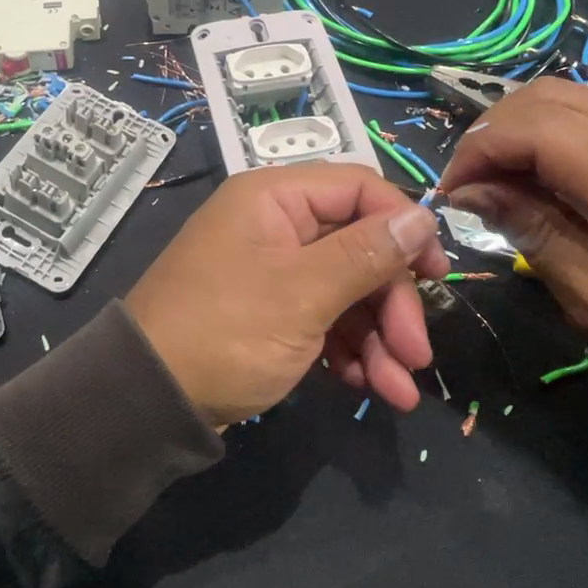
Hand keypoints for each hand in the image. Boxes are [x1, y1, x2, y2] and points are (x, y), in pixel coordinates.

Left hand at [125, 164, 448, 425]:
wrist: (149, 398)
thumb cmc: (226, 332)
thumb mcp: (302, 294)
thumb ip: (366, 254)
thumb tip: (422, 215)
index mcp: (274, 198)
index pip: (359, 189)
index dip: (404, 226)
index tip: (438, 274)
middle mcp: (274, 225)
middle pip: (358, 246)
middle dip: (392, 303)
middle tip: (416, 355)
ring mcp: (271, 272)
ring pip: (345, 290)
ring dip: (378, 338)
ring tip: (399, 391)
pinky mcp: (269, 313)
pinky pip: (322, 319)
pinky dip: (348, 350)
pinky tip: (367, 386)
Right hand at [438, 78, 587, 381]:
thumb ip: (534, 234)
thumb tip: (470, 190)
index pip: (541, 129)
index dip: (481, 150)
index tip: (453, 192)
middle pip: (550, 97)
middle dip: (493, 133)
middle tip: (471, 184)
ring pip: (571, 93)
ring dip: (521, 127)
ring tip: (502, 177)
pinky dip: (555, 129)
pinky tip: (546, 171)